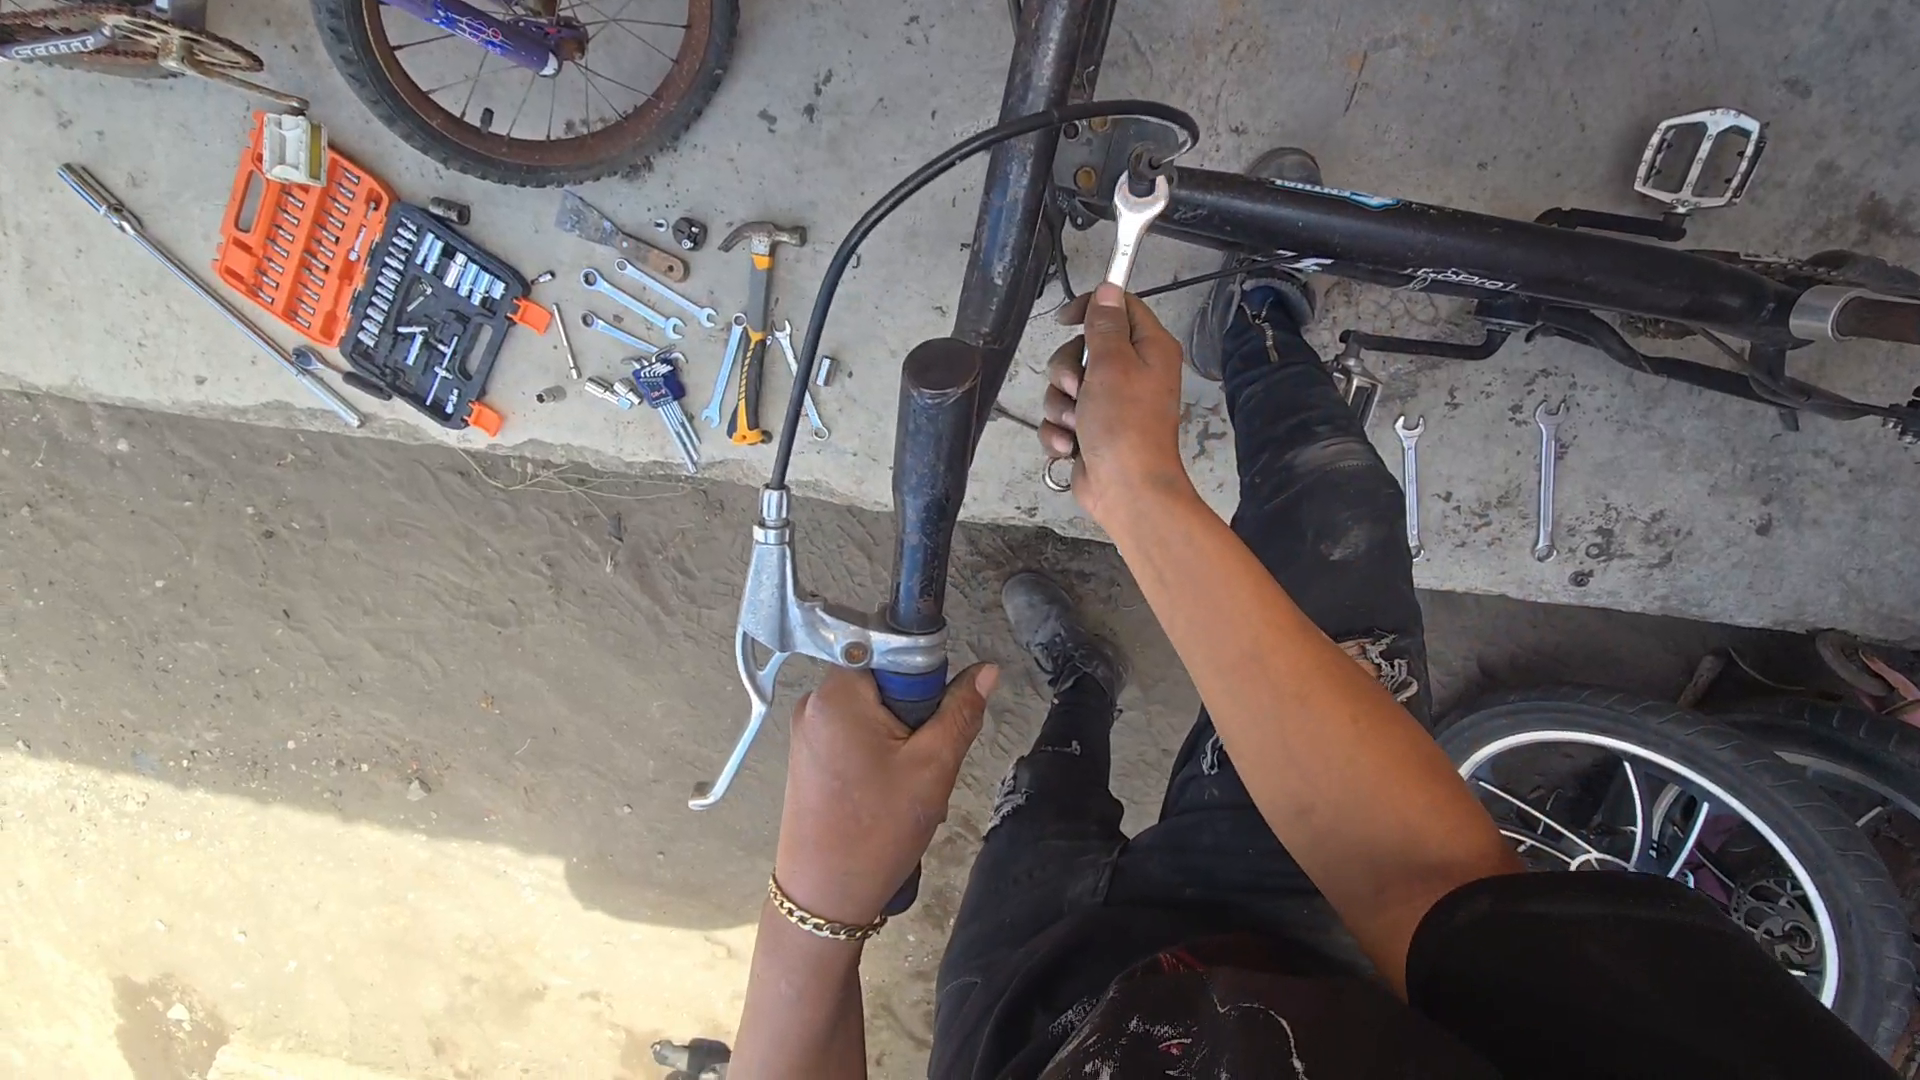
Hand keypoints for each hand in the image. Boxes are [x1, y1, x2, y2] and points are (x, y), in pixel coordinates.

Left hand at [773, 663, 998, 925]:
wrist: (823, 899)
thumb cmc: (877, 831)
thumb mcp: (933, 767)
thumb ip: (960, 711)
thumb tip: (988, 670)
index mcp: (837, 693)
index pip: (890, 649)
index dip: (921, 676)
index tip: (933, 714)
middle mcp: (814, 702)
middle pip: (882, 680)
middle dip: (913, 713)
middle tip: (925, 759)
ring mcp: (807, 730)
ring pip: (872, 710)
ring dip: (899, 737)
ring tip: (907, 783)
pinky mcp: (808, 756)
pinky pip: (854, 734)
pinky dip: (879, 753)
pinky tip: (888, 791)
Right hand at [1041, 283, 1193, 524]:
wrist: (1125, 489)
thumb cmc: (1125, 425)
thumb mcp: (1112, 363)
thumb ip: (1105, 324)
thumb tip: (1107, 290)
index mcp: (1148, 349)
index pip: (1119, 308)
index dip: (1089, 308)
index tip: (1063, 320)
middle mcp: (1132, 373)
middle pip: (1082, 349)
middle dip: (1067, 370)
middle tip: (1076, 387)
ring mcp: (1109, 405)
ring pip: (1064, 387)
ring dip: (1060, 406)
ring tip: (1076, 424)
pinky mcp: (1089, 432)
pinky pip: (1060, 418)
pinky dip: (1059, 432)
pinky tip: (1070, 446)